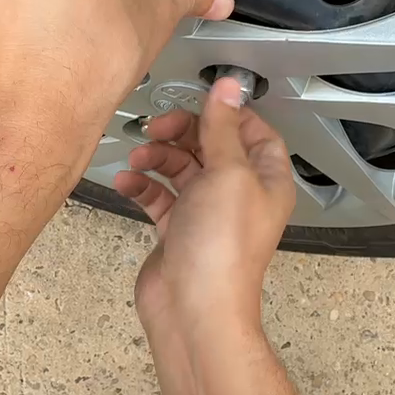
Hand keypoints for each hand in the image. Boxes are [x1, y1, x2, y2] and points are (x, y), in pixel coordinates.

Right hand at [112, 77, 296, 331]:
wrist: (194, 308)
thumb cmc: (221, 249)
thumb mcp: (227, 173)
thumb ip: (223, 127)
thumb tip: (229, 87)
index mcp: (265, 180)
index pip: (253, 132)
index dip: (227, 114)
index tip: (197, 103)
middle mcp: (239, 195)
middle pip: (211, 146)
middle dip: (182, 133)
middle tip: (157, 127)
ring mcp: (207, 214)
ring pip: (181, 169)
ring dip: (157, 158)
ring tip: (139, 159)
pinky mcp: (178, 231)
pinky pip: (159, 197)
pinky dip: (142, 186)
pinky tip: (128, 183)